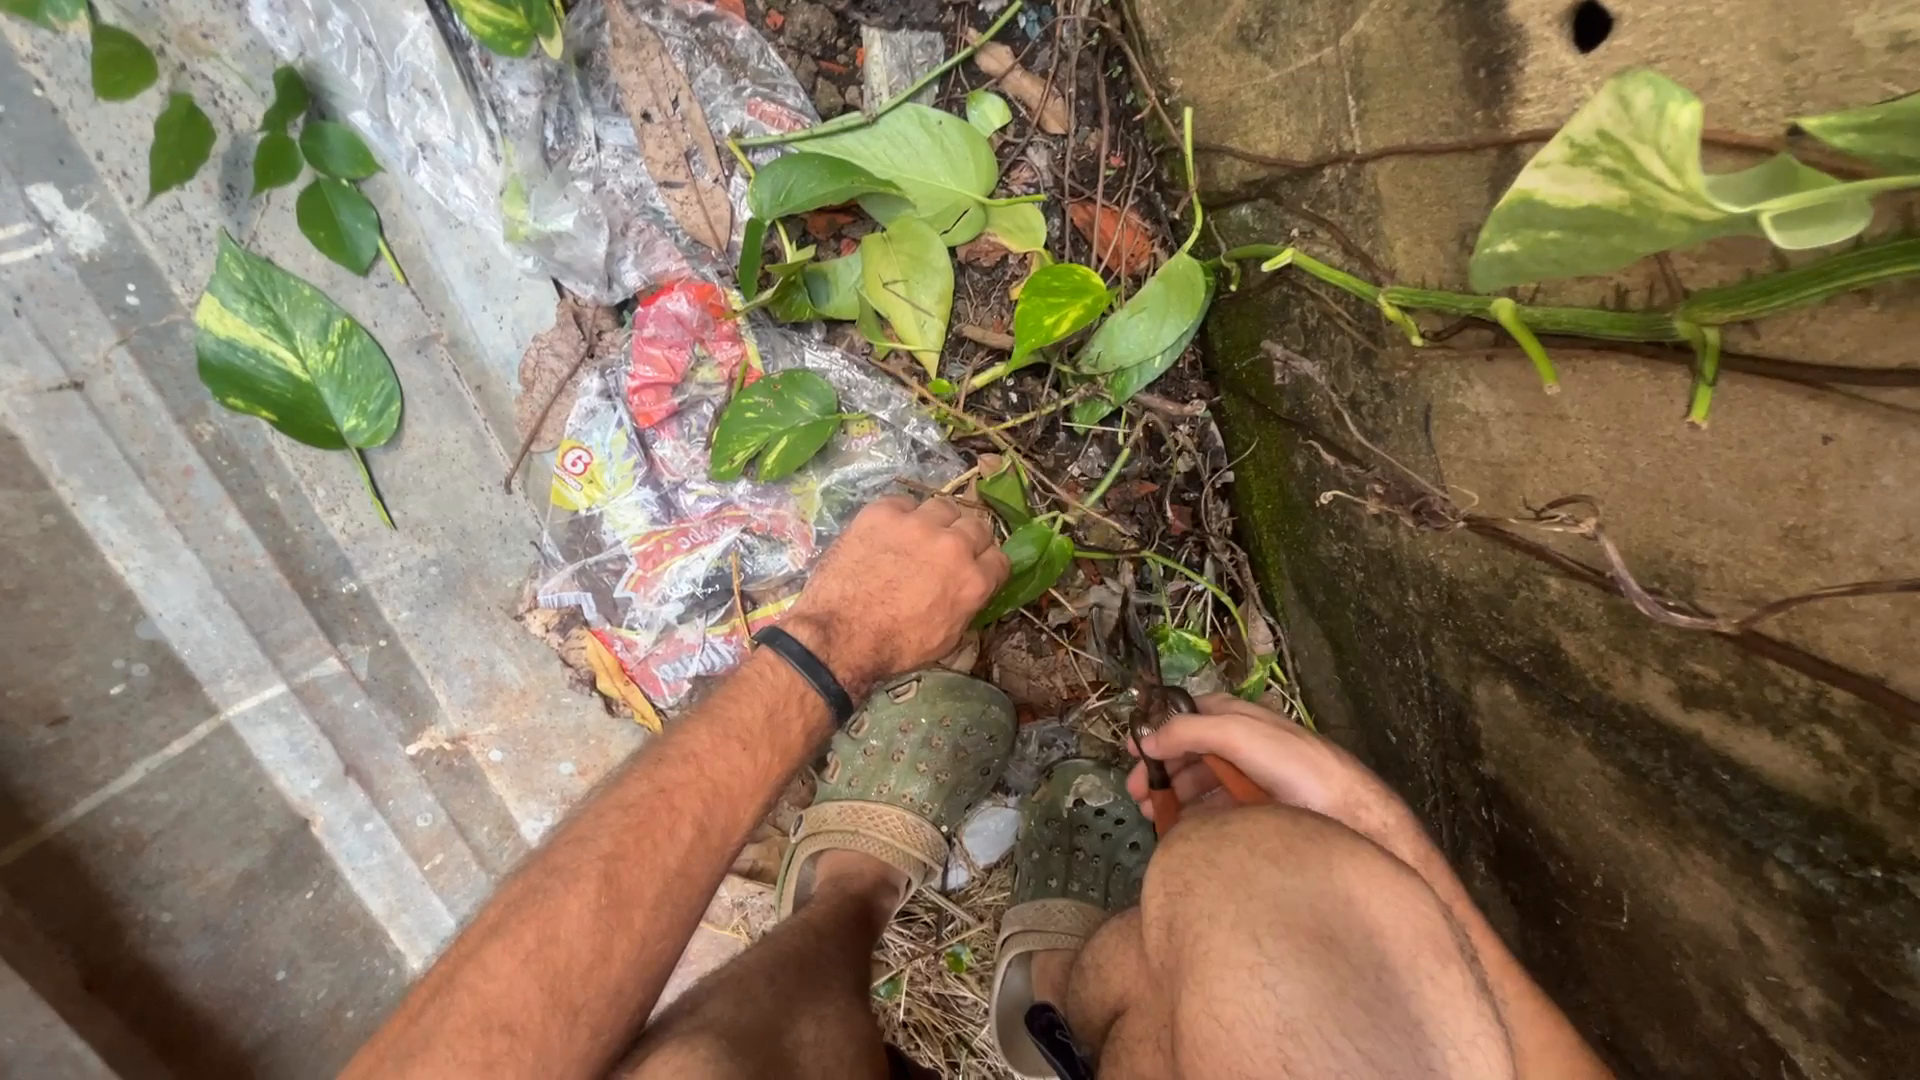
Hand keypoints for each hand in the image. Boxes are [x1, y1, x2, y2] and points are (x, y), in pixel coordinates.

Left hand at [782, 495, 1008, 695]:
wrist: (839, 635)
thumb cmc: (894, 647)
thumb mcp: (947, 638)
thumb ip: (966, 606)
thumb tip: (969, 592)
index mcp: (973, 580)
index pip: (1000, 558)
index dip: (987, 564)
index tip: (975, 568)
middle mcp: (953, 545)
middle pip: (977, 526)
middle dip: (967, 539)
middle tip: (947, 552)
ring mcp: (917, 524)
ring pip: (944, 506)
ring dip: (938, 521)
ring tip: (920, 536)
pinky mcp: (883, 512)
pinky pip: (904, 502)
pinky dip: (901, 516)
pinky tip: (888, 532)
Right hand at [1125, 694, 1431, 866]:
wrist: (1352, 819)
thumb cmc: (1296, 767)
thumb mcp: (1239, 734)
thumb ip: (1190, 730)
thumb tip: (1146, 739)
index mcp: (1240, 718)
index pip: (1190, 714)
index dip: (1160, 728)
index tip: (1135, 749)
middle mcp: (1243, 746)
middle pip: (1190, 751)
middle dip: (1160, 767)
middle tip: (1135, 791)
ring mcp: (1252, 781)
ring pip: (1200, 783)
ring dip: (1172, 794)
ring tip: (1151, 814)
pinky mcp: (1259, 813)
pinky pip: (1216, 811)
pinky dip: (1193, 817)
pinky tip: (1180, 830)